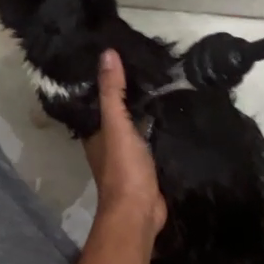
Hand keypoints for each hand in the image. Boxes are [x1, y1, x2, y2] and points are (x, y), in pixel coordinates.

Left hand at [82, 50, 166, 236]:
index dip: (105, 78)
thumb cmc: (123, 168)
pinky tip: (169, 110)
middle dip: (127, 90)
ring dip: (142, 107)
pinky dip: (155, 124)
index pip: (96, 98)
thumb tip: (107, 54)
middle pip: (115, 110)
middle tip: (146, 62)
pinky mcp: (146, 163)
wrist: (140, 211)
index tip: (119, 52)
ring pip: (133, 123)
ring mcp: (126, 154)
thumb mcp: (116, 125)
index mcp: (93, 132)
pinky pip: (149, 137)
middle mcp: (106, 141)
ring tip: (161, 79)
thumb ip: (112, 92)